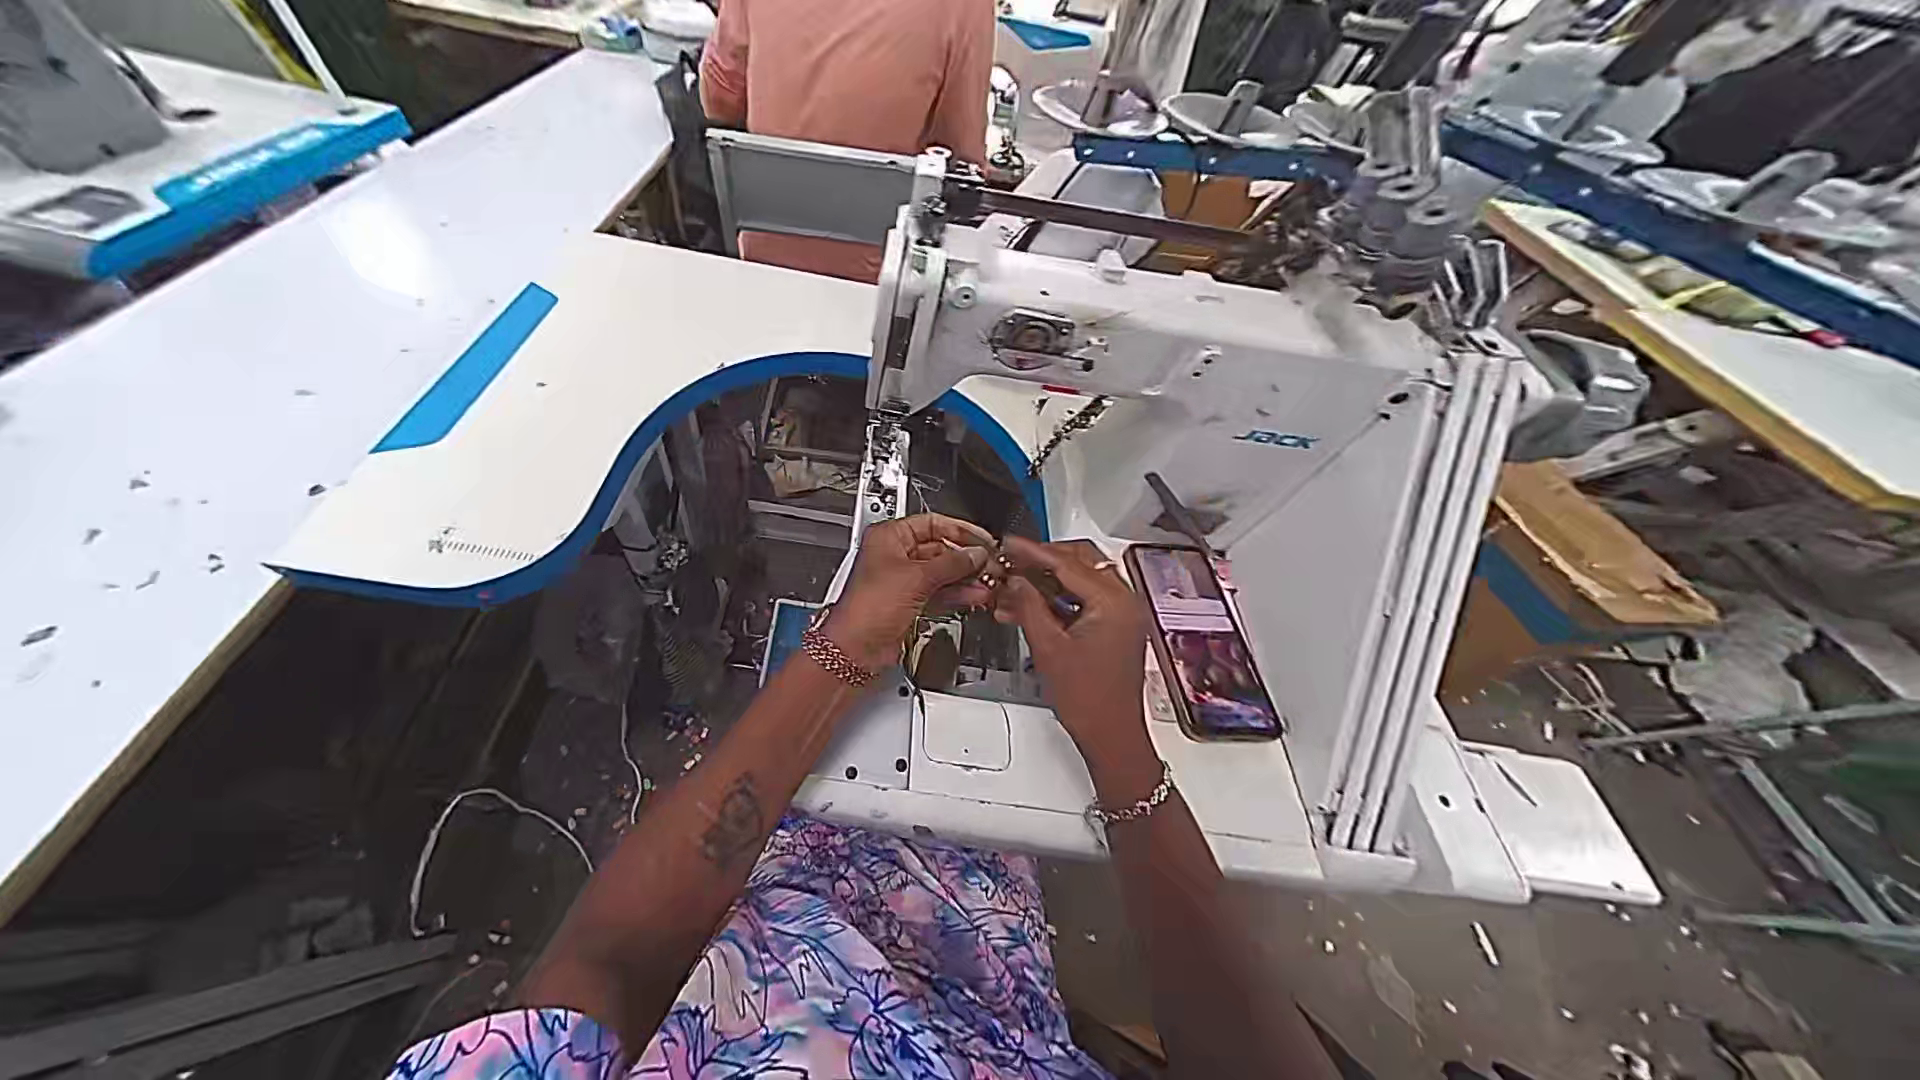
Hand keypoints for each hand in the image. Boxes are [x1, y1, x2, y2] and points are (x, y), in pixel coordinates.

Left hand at [826, 514, 994, 670]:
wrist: (856, 649)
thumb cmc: (867, 609)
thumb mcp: (917, 577)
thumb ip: (951, 563)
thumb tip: (974, 554)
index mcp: (888, 537)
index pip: (932, 523)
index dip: (959, 530)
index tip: (981, 539)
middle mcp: (894, 556)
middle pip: (939, 549)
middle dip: (965, 558)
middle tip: (987, 563)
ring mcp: (902, 581)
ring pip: (941, 573)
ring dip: (965, 577)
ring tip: (986, 580)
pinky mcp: (909, 603)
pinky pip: (939, 592)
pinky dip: (957, 593)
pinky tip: (974, 594)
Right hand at [991, 536, 1153, 774]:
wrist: (1110, 734)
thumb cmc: (1088, 700)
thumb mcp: (1048, 647)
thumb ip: (1029, 606)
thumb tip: (1015, 580)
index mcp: (1113, 602)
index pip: (1067, 563)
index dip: (1033, 552)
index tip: (1010, 545)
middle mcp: (1125, 601)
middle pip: (1081, 561)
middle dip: (1043, 561)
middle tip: (1013, 562)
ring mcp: (1123, 613)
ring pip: (1082, 579)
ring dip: (1049, 581)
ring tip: (1016, 587)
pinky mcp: (1116, 625)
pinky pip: (1086, 598)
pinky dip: (1060, 598)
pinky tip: (1032, 606)